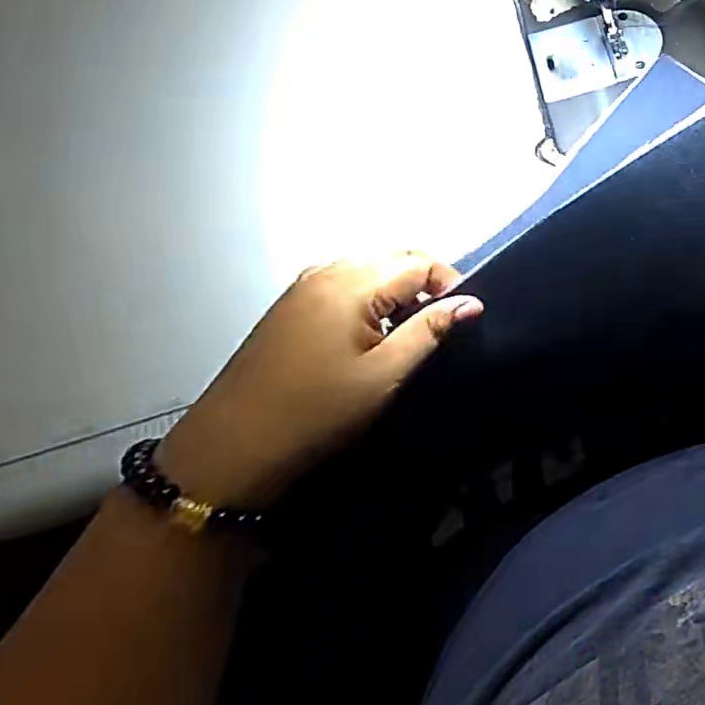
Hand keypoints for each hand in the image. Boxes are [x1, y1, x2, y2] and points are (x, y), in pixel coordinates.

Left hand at [155, 253, 481, 506]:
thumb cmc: (317, 411)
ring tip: (412, 330)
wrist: (233, 447)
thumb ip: (431, 330)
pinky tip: (375, 332)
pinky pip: (346, 282)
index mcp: (350, 285)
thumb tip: (472, 303)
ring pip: (371, 267)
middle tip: (443, 324)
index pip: (420, 262)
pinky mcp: (292, 305)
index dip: (451, 285)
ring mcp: (304, 287)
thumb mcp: (385, 374)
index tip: (463, 319)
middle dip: (428, 282)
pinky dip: (373, 296)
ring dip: (400, 289)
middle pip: (395, 257)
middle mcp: (326, 273)